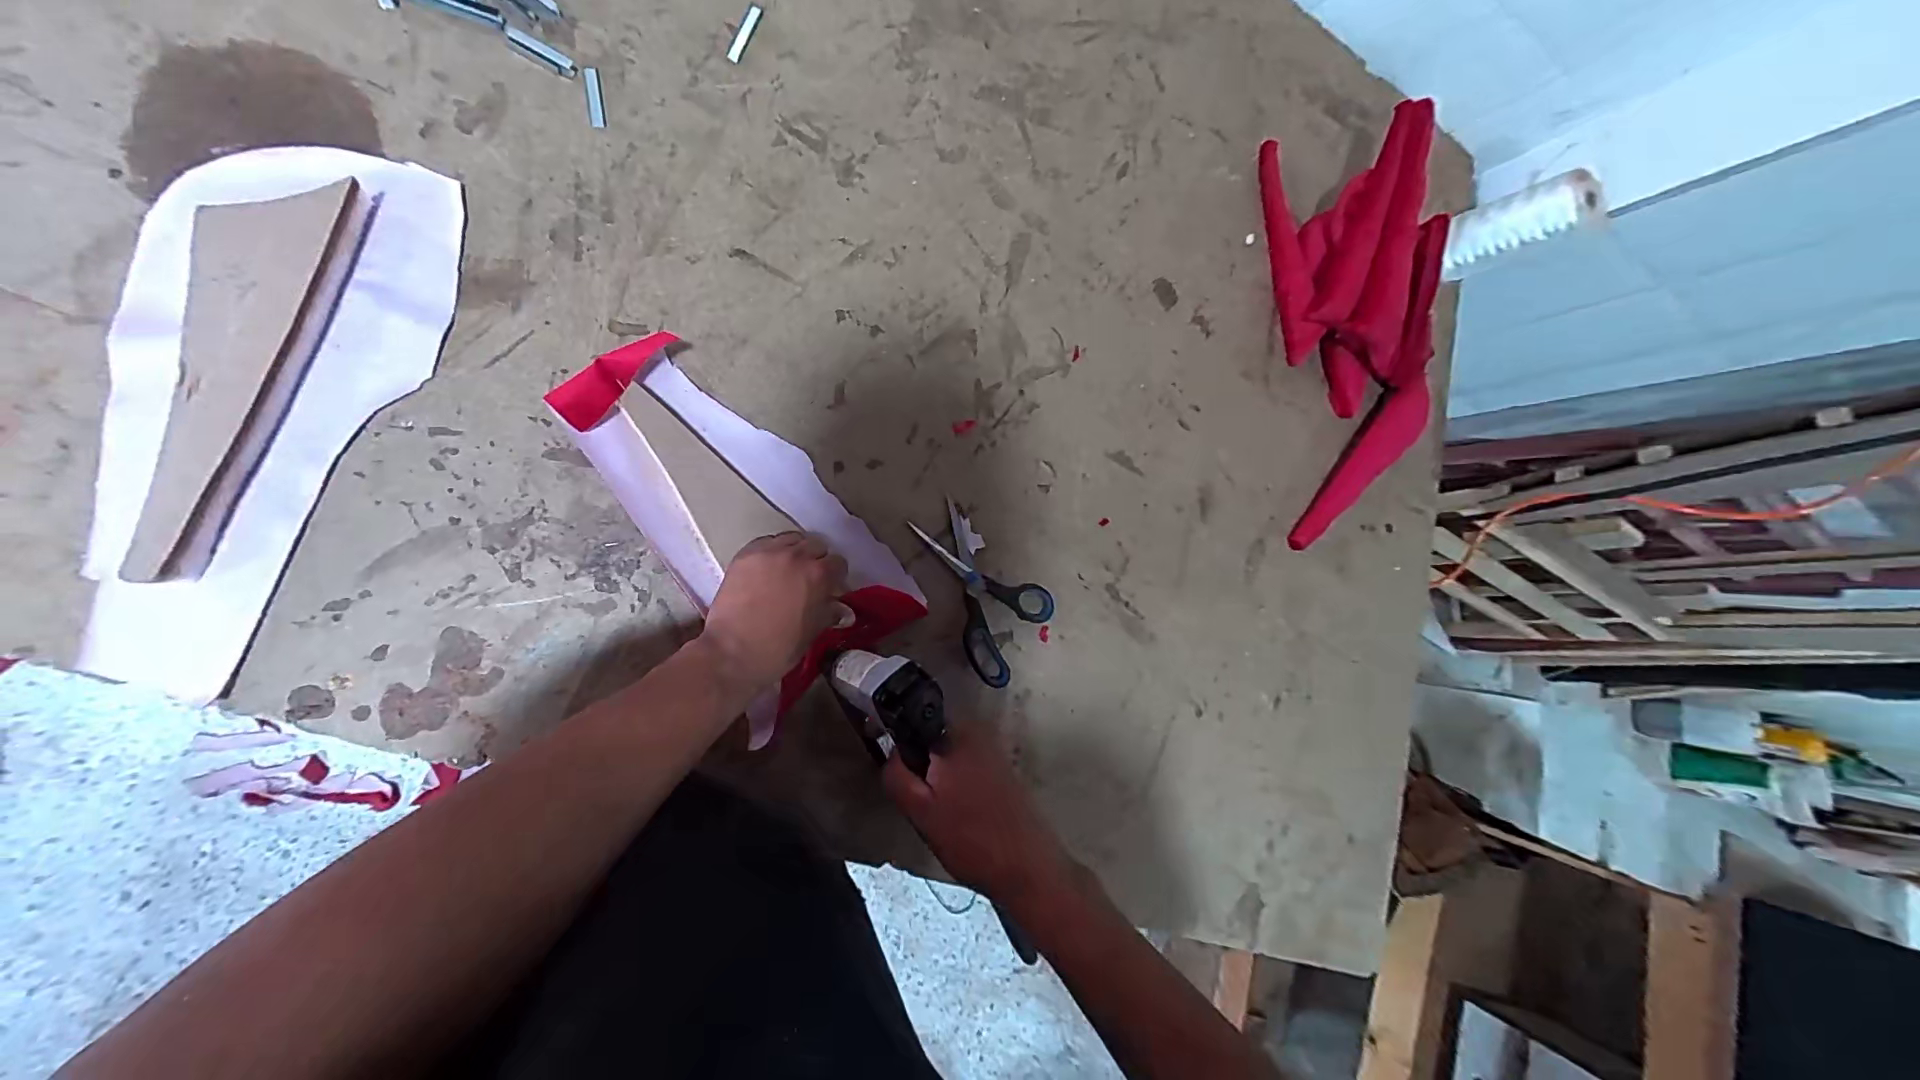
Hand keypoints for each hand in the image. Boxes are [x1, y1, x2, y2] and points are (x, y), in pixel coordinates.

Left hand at [700, 532, 846, 689]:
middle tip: (810, 580)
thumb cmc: (777, 648)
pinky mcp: (745, 555)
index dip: (836, 577)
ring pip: (791, 539)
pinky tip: (768, 568)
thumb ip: (829, 614)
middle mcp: (796, 556)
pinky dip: (772, 551)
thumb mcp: (812, 634)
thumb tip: (841, 610)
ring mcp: (768, 552)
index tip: (831, 589)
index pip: (838, 563)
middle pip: (816, 545)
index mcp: (818, 575)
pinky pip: (766, 542)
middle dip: (817, 561)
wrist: (732, 652)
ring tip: (788, 571)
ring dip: (795, 552)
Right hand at [882, 721, 1075, 903]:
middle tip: (919, 802)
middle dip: (920, 765)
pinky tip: (961, 816)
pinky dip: (958, 785)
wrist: (1027, 867)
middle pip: (931, 739)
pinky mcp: (1004, 771)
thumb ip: (897, 774)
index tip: (895, 773)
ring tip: (941, 813)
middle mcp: (977, 732)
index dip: (898, 743)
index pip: (912, 720)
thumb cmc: (969, 838)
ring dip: (939, 778)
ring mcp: (993, 751)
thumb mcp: (919, 811)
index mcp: (954, 734)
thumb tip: (890, 752)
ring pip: (949, 757)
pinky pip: (968, 768)